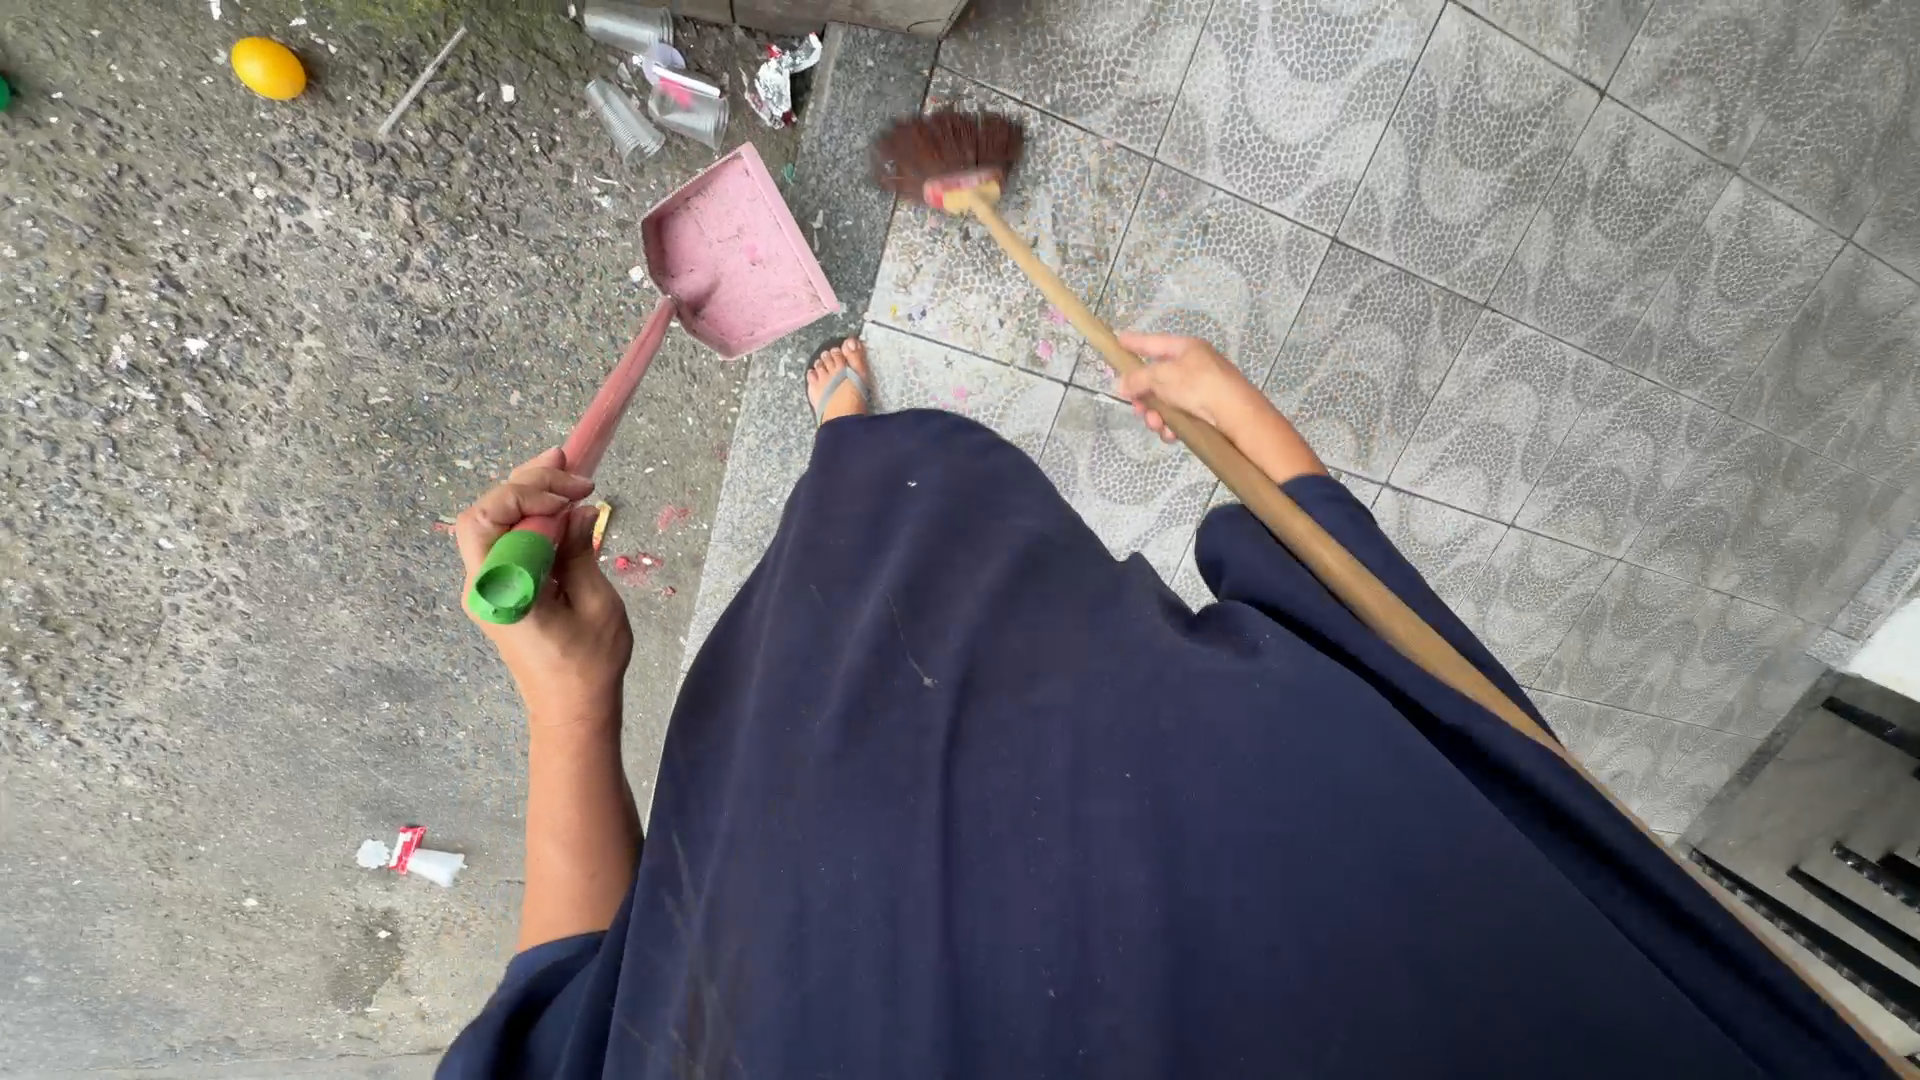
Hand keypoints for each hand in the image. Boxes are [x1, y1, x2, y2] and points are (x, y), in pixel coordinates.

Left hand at [455, 448, 632, 727]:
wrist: (572, 710)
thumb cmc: (590, 664)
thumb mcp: (596, 604)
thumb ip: (580, 553)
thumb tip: (578, 513)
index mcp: (501, 589)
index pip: (490, 519)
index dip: (529, 493)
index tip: (577, 493)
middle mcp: (483, 584)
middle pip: (485, 514)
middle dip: (527, 483)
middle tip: (572, 466)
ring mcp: (489, 588)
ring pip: (493, 525)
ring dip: (528, 495)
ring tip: (565, 471)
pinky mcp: (503, 592)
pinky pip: (508, 543)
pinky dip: (532, 518)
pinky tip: (559, 506)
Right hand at [1113, 333, 1276, 443]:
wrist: (1235, 414)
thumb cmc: (1199, 385)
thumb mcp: (1163, 376)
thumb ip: (1138, 378)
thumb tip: (1121, 384)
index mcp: (1186, 349)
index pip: (1154, 343)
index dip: (1135, 343)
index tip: (1118, 341)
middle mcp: (1193, 366)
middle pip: (1157, 379)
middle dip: (1144, 396)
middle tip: (1137, 407)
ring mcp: (1199, 389)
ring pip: (1165, 402)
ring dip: (1156, 415)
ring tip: (1157, 424)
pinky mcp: (1204, 411)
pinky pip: (1178, 416)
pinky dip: (1171, 425)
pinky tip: (1171, 433)